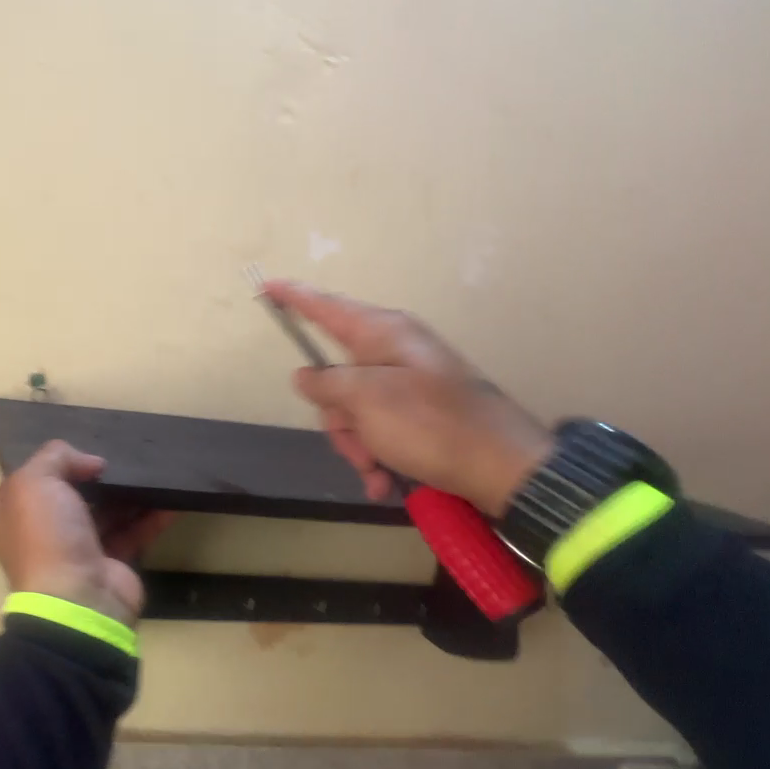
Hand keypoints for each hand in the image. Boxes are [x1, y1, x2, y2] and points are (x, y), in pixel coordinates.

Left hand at [0, 441, 171, 626]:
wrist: (78, 599)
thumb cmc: (46, 535)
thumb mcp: (36, 481)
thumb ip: (56, 457)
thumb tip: (91, 463)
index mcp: (9, 515)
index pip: (28, 481)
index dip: (51, 463)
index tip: (80, 450)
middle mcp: (40, 532)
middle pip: (69, 495)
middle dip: (94, 476)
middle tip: (121, 455)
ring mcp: (75, 550)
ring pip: (104, 512)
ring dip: (127, 493)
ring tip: (151, 469)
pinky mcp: (109, 563)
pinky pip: (132, 532)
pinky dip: (151, 517)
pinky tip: (171, 499)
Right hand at [263, 281, 554, 516]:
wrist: (503, 468)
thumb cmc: (432, 425)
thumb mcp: (368, 400)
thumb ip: (327, 384)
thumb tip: (306, 375)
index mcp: (383, 334)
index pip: (326, 308)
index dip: (294, 298)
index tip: (266, 287)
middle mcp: (393, 353)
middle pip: (334, 378)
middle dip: (336, 419)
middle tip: (353, 443)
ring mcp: (406, 385)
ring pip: (352, 412)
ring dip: (357, 446)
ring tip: (376, 471)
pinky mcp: (418, 416)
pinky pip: (377, 431)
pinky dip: (376, 458)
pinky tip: (384, 481)